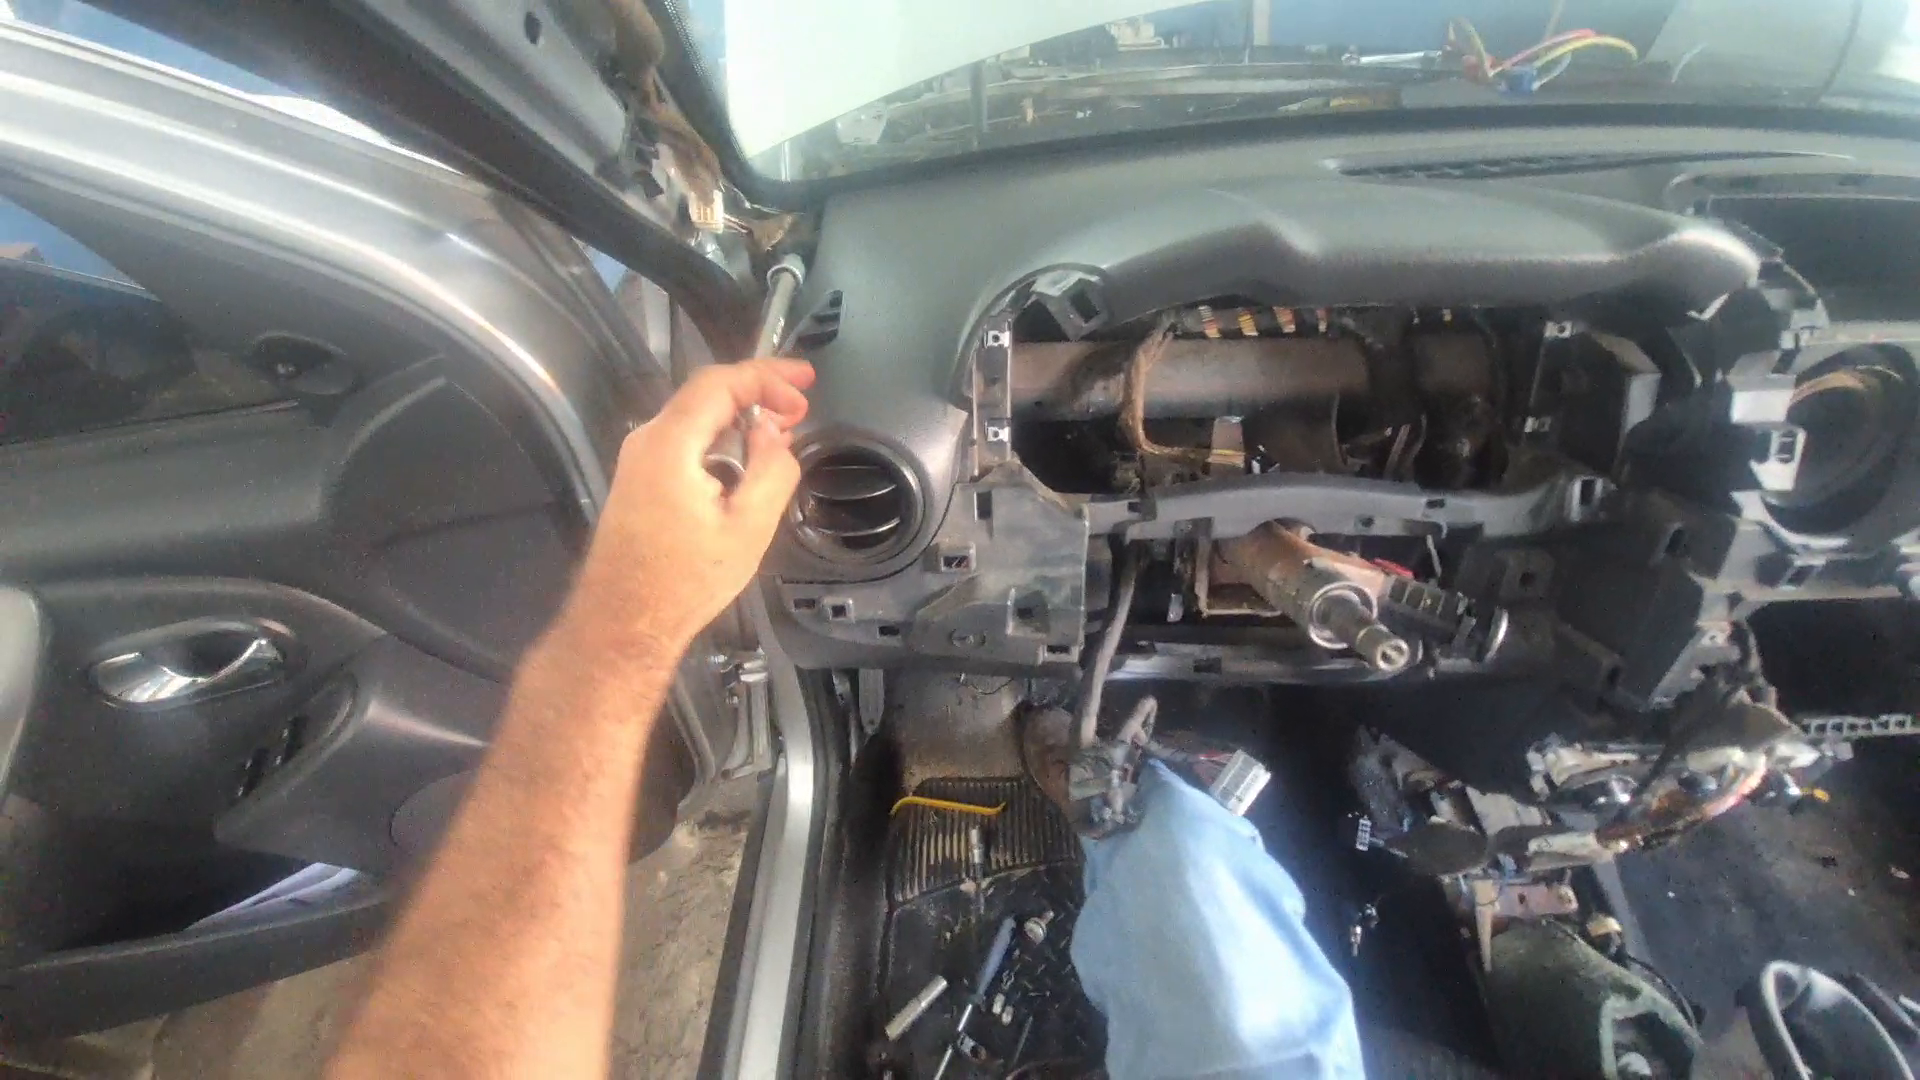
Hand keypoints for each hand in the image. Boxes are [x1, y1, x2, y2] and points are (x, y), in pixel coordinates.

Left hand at [560, 358, 814, 653]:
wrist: (624, 622)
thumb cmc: (687, 579)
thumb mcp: (749, 526)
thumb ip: (772, 469)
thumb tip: (772, 433)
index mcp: (670, 444)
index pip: (720, 383)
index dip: (768, 375)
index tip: (806, 386)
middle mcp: (648, 441)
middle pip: (706, 394)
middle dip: (759, 392)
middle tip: (800, 409)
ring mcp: (639, 460)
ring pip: (697, 418)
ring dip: (742, 418)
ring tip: (782, 433)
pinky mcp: (641, 481)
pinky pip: (687, 442)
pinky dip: (723, 440)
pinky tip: (749, 460)